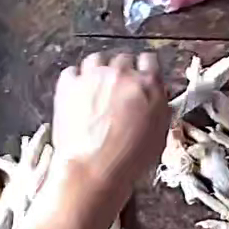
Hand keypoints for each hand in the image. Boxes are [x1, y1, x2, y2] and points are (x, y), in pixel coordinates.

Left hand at [43, 50, 167, 210]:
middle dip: (124, 71)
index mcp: (148, 84)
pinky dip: (78, 78)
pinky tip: (82, 92)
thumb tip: (158, 97)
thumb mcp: (160, 134)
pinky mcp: (68, 85)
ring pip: (97, 59)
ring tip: (101, 88)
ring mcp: (92, 77)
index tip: (144, 77)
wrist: (94, 170)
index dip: (147, 70)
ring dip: (101, 70)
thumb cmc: (130, 158)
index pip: (150, 61)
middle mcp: (121, 74)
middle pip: (123, 59)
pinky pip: (73, 71)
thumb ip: (160, 107)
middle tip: (122, 89)